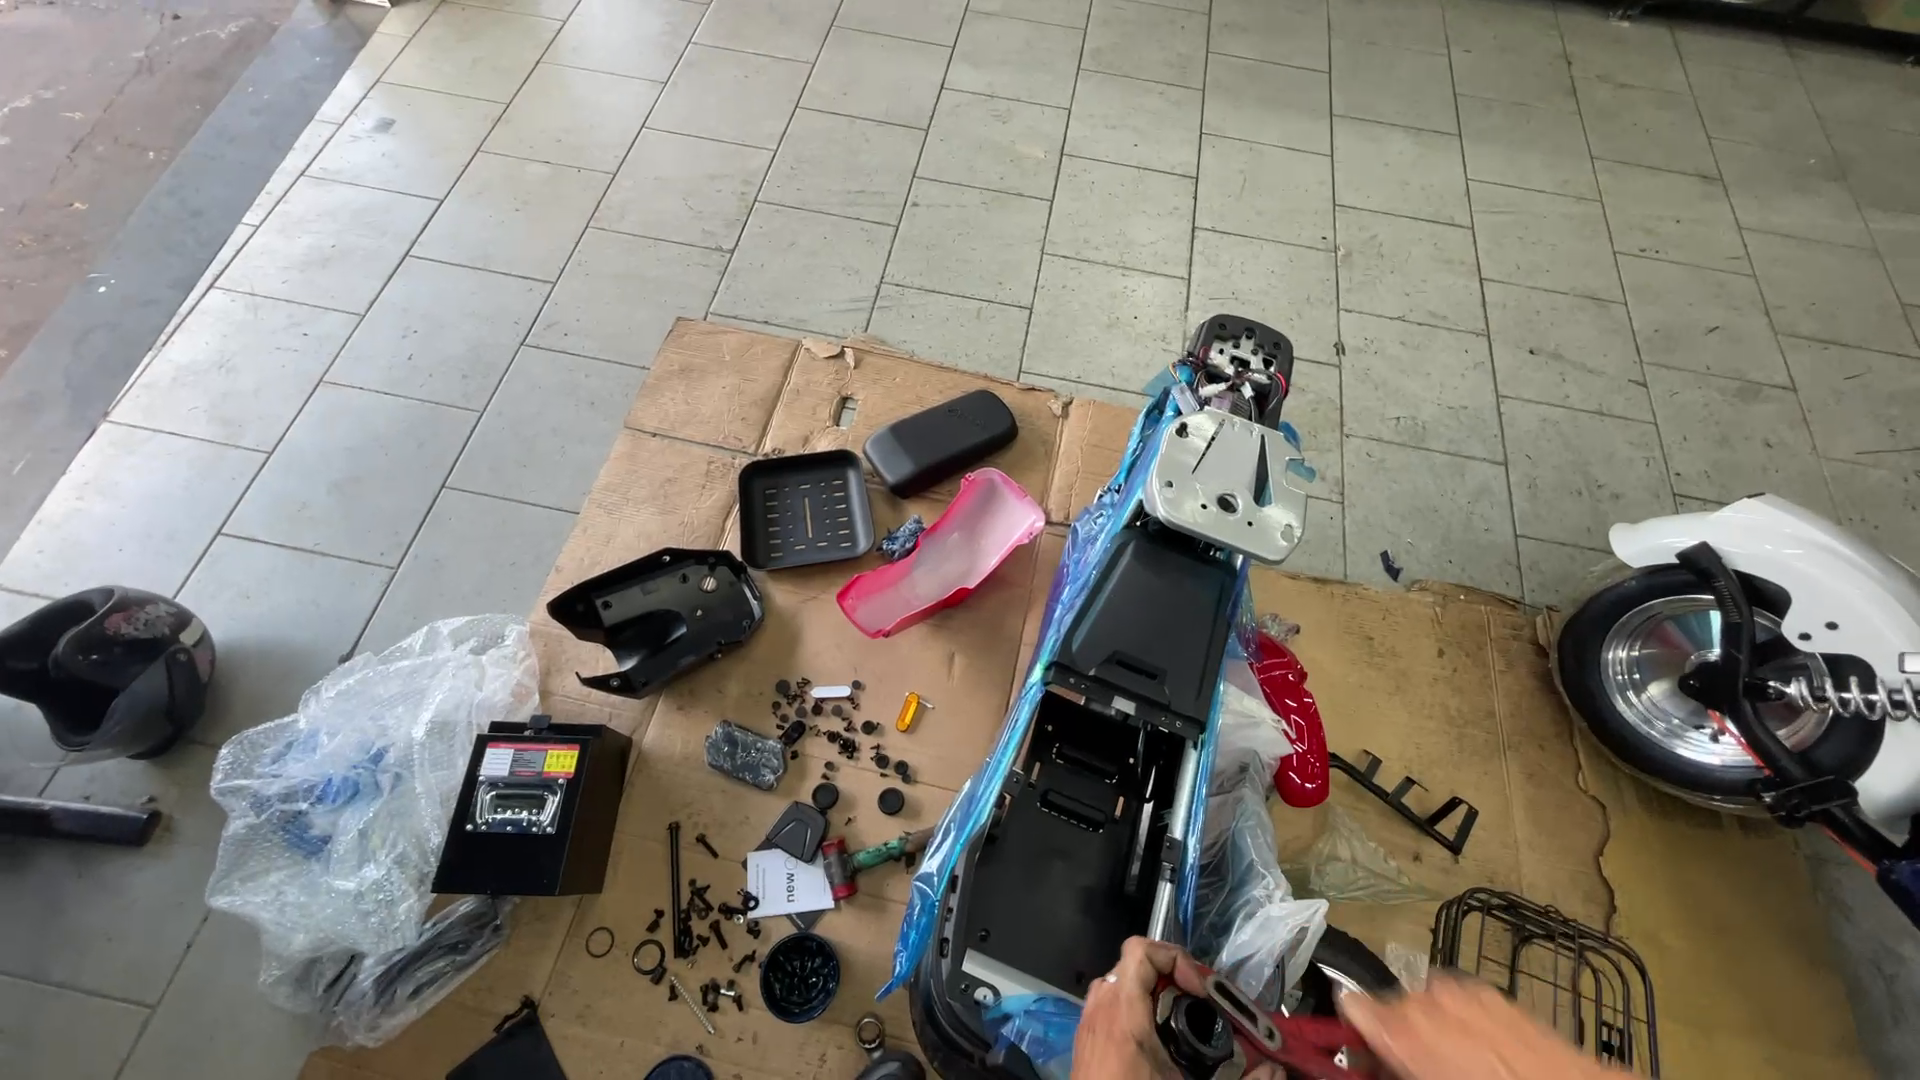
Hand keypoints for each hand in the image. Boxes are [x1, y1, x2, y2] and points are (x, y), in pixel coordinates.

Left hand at [1069, 937, 1209, 1079]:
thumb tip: (1276, 1071)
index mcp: (1122, 1012)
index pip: (1140, 951)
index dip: (1175, 958)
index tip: (1201, 991)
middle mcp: (1101, 1006)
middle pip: (1135, 965)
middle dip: (1173, 979)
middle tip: (1202, 1006)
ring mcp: (1089, 1019)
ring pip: (1122, 982)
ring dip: (1154, 993)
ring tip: (1183, 1022)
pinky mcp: (1086, 1035)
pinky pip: (1111, 1002)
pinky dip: (1136, 1008)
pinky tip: (1158, 1042)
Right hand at [1337, 974, 1624, 1079]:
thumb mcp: (1425, 1074)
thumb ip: (1392, 1065)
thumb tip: (1374, 1063)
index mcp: (1404, 1024)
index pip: (1351, 1005)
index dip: (1355, 1034)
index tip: (1365, 1057)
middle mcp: (1425, 996)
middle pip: (1389, 1007)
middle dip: (1397, 1035)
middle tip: (1414, 1068)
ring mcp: (1460, 988)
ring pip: (1424, 1002)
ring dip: (1430, 1028)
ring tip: (1454, 1064)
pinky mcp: (1491, 991)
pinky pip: (1458, 1002)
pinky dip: (1459, 1021)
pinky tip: (1481, 1053)